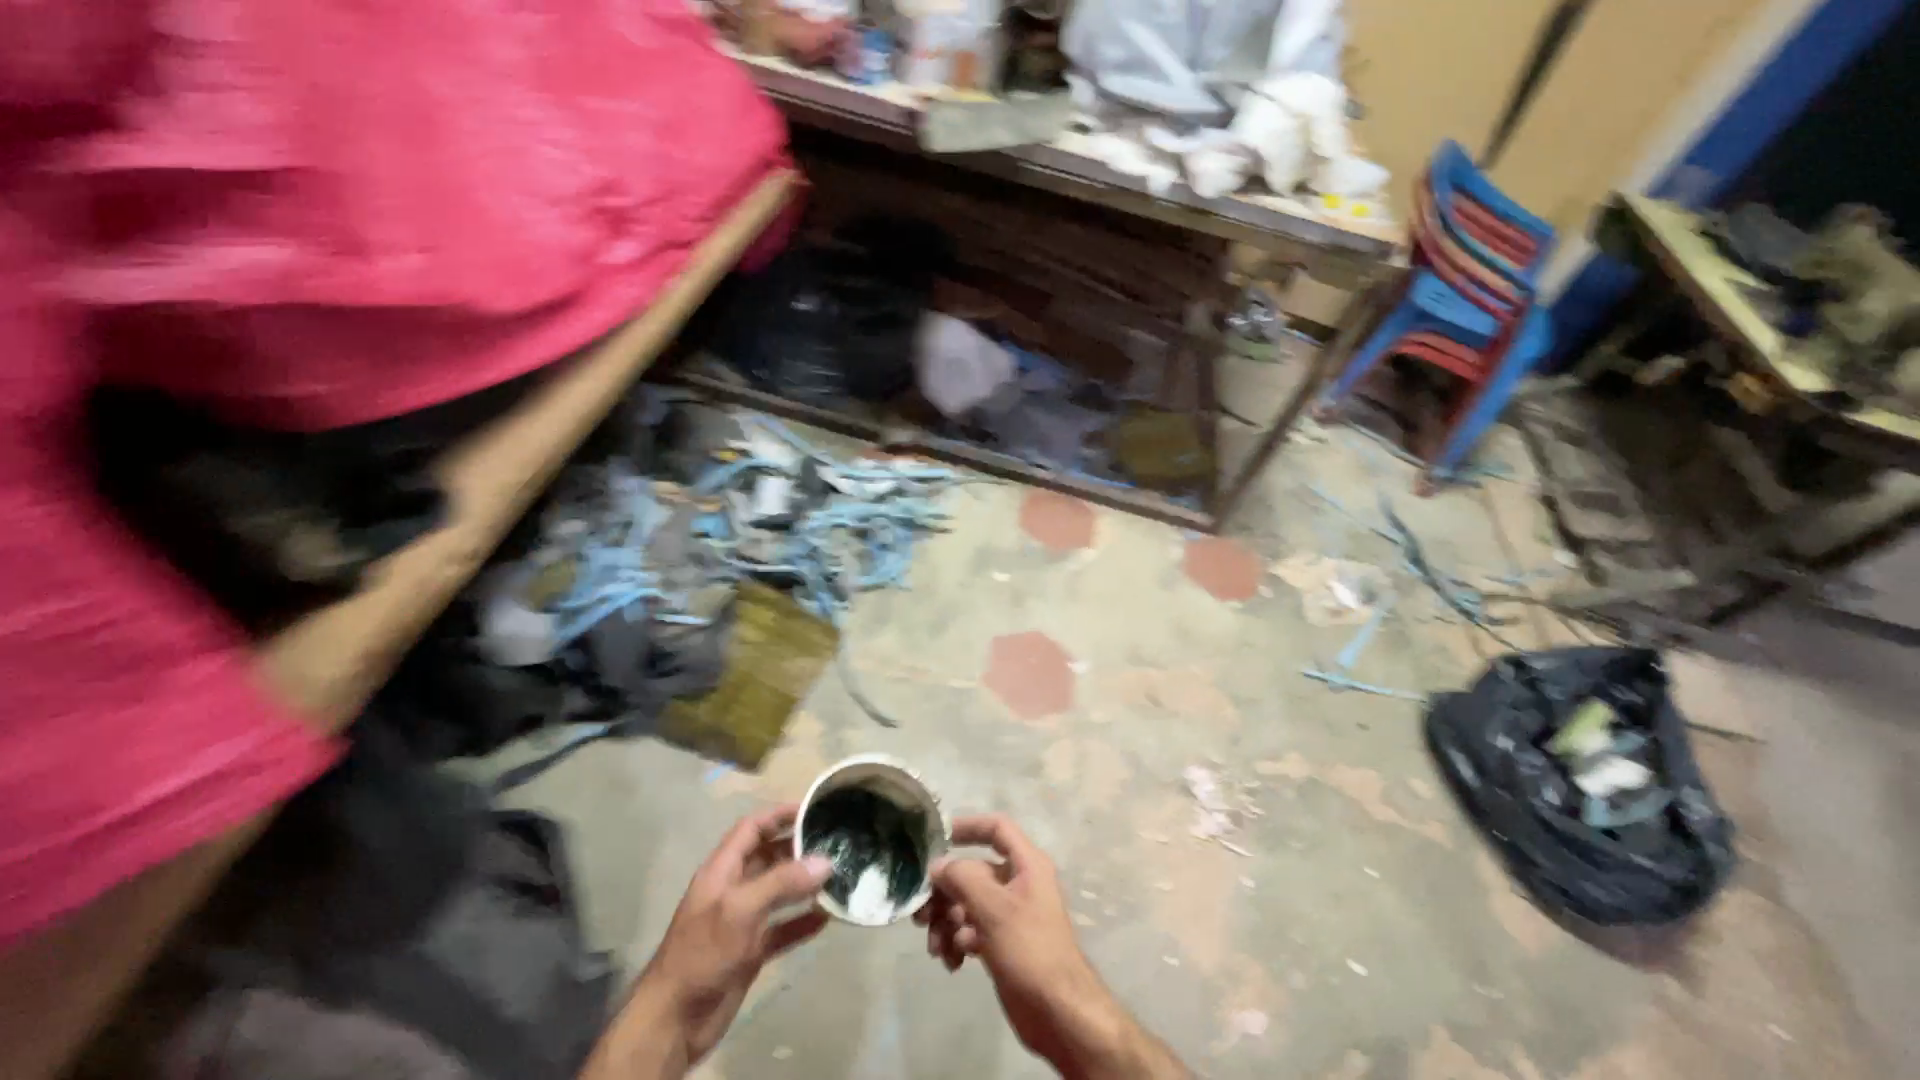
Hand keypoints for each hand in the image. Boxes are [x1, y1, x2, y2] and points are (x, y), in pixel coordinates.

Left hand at [595, 805, 830, 1077]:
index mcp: (721, 871)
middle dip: (798, 849)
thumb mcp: (740, 909)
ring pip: (779, 894)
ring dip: (805, 885)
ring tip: (839, 876)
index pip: (751, 829)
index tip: (813, 808)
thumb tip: (825, 861)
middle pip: (768, 858)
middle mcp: (733, 890)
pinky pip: (782, 928)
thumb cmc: (702, 953)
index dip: (779, 815)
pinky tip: (827, 918)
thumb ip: (781, 883)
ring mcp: (742, 922)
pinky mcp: (751, 951)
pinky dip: (803, 922)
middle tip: (836, 843)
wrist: (675, 1018)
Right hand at [915, 815, 1187, 1077]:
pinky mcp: (1002, 943)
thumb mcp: (994, 908)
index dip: (968, 826)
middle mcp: (1019, 884)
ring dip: (946, 922)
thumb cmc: (1030, 950)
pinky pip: (971, 931)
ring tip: (936, 947)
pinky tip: (952, 962)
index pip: (997, 828)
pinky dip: (957, 942)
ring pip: (967, 904)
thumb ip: (962, 879)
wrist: (1057, 1011)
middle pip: (972, 872)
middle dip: (944, 892)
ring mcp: (1010, 915)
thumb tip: (937, 865)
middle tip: (920, 915)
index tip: (936, 838)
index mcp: (1027, 865)